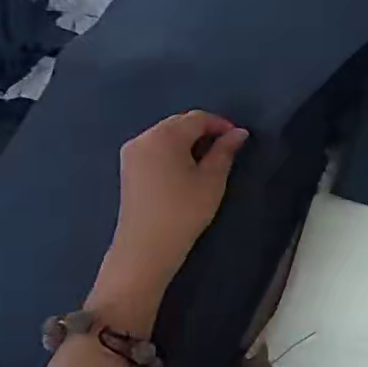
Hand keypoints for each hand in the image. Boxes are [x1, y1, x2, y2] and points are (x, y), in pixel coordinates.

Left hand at [84, 111, 247, 334]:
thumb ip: (225, 151)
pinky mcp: (128, 168)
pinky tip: (186, 170)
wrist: (146, 248)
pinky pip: (155, 148)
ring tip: (208, 161)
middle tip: (226, 150)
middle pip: (179, 123)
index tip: (239, 139)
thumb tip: (238, 133)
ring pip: (166, 135)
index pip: (197, 118)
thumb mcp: (212, 180)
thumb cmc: (184, 211)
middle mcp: (143, 137)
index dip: (221, 124)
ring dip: (189, 141)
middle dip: (204, 131)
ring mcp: (132, 152)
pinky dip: (173, 151)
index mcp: (164, 136)